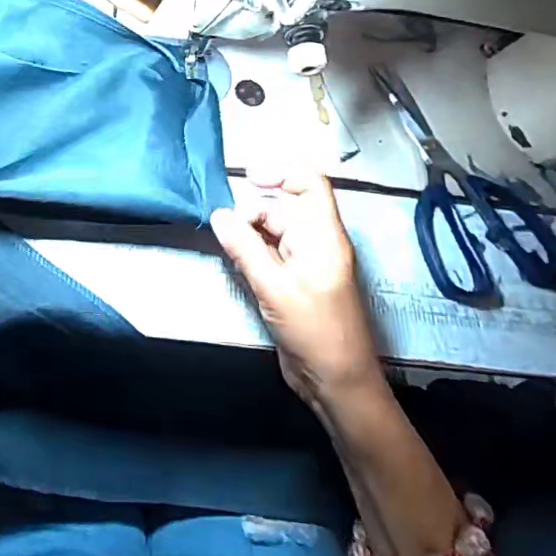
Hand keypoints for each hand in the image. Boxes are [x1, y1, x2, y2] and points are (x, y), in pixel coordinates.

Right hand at [211, 168, 382, 409]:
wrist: (336, 382)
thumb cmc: (315, 332)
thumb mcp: (274, 287)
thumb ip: (244, 247)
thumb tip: (219, 215)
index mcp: (322, 237)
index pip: (310, 185)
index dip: (282, 173)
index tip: (248, 178)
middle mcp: (316, 243)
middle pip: (281, 209)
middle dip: (251, 214)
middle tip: (228, 234)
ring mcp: (305, 263)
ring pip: (271, 232)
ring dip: (248, 236)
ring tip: (231, 252)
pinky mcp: (293, 281)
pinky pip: (269, 253)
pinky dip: (251, 253)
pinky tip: (238, 265)